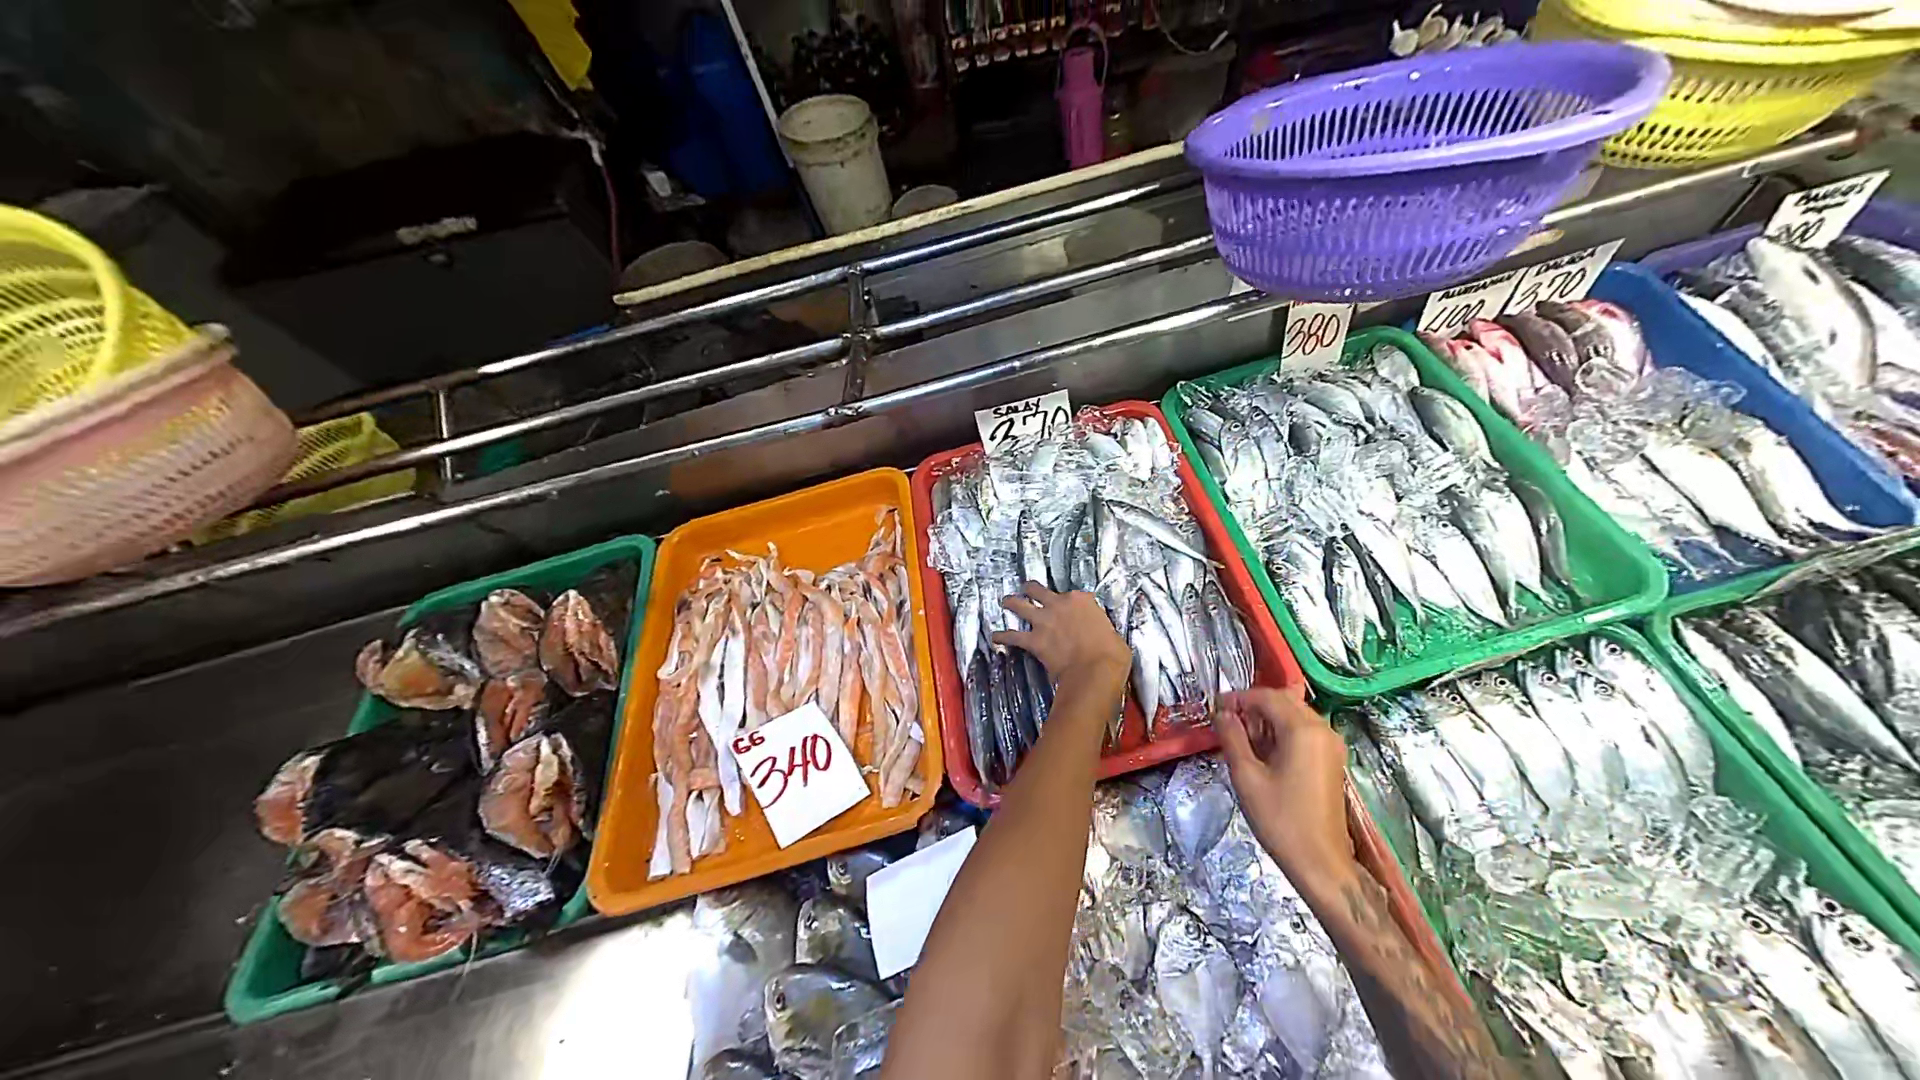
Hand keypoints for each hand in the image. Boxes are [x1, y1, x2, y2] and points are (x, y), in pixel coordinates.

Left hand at [993, 583, 1129, 686]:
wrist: (1095, 671)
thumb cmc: (1112, 655)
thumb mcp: (1113, 635)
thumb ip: (1101, 629)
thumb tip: (1100, 637)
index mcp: (1082, 600)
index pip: (1073, 595)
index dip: (1068, 602)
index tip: (1066, 607)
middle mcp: (1059, 604)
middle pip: (1038, 590)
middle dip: (1030, 589)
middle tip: (1025, 590)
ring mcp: (1044, 620)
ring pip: (1020, 605)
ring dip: (1011, 603)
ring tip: (1005, 602)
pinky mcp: (1034, 639)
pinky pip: (1013, 636)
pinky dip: (1003, 636)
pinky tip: (995, 636)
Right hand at [1214, 687, 1356, 891]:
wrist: (1321, 863)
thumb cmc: (1280, 819)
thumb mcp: (1246, 776)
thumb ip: (1232, 738)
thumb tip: (1222, 714)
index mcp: (1302, 730)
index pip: (1266, 697)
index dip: (1238, 698)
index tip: (1215, 708)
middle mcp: (1322, 731)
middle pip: (1284, 701)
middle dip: (1253, 707)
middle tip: (1226, 723)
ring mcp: (1331, 746)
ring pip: (1294, 715)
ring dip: (1267, 719)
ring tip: (1242, 739)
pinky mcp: (1332, 761)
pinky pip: (1304, 732)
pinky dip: (1281, 733)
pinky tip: (1263, 752)